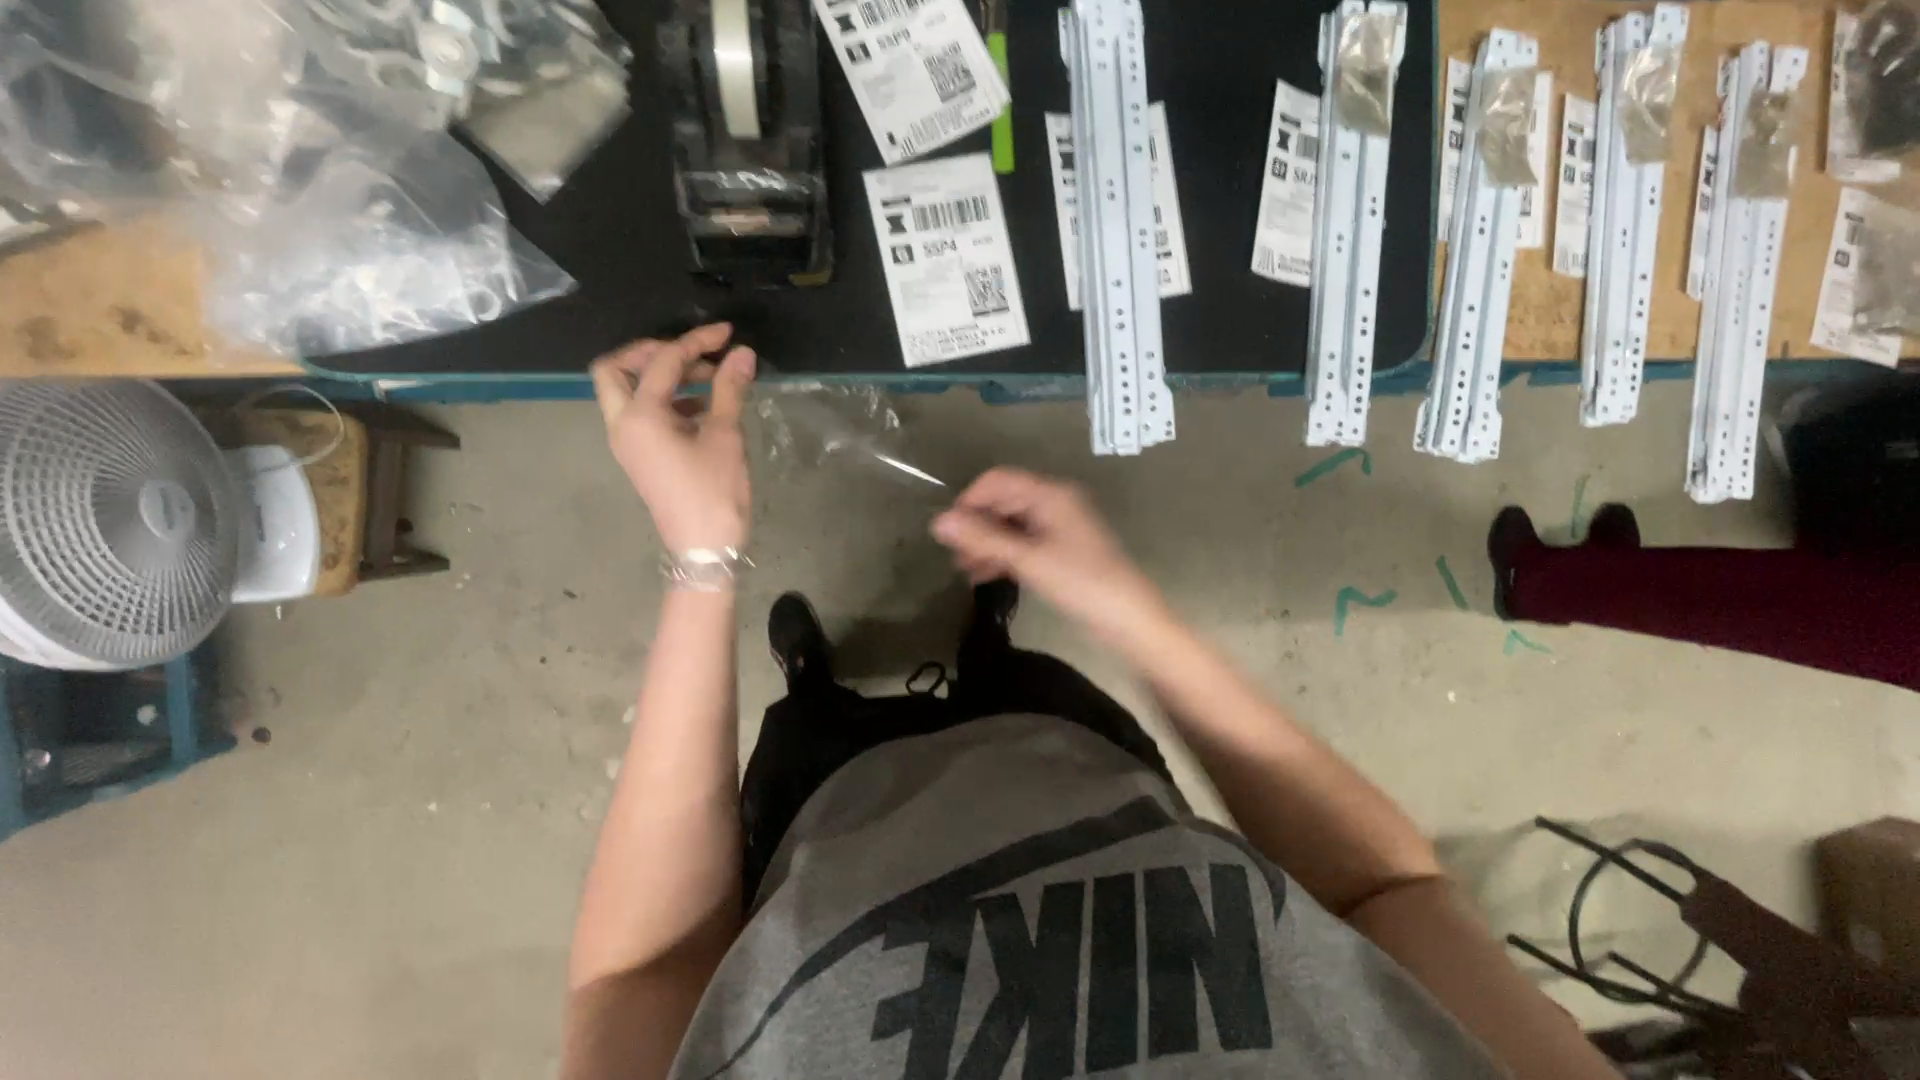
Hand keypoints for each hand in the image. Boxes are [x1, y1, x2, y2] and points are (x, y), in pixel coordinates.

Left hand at [591, 324, 755, 553]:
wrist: (703, 549)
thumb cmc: (714, 493)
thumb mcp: (725, 437)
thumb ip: (730, 389)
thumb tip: (742, 354)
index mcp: (639, 416)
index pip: (663, 362)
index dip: (697, 342)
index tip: (728, 336)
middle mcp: (621, 425)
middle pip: (616, 369)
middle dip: (653, 353)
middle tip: (694, 354)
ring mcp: (627, 443)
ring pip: (625, 392)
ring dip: (660, 377)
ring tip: (708, 380)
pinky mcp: (639, 456)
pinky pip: (640, 414)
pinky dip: (664, 400)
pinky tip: (702, 407)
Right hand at [930, 468, 1170, 649]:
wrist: (1128, 618)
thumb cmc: (1081, 583)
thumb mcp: (1028, 560)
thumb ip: (982, 539)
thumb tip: (938, 522)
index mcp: (1050, 494)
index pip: (997, 480)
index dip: (970, 501)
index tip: (949, 532)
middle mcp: (1053, 502)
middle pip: (1003, 502)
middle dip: (976, 526)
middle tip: (955, 557)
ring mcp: (1057, 526)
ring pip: (1010, 524)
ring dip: (986, 543)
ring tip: (965, 570)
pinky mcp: (1059, 549)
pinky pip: (1022, 542)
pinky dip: (1003, 554)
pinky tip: (984, 576)